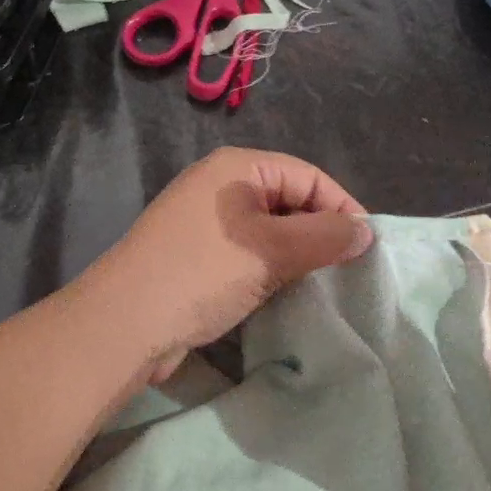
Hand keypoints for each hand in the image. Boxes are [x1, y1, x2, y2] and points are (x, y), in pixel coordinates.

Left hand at [81, 148, 369, 382]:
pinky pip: (248, 251)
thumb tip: (365, 231)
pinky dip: (270, 268)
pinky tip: (285, 293)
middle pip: (289, 198)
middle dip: (319, 231)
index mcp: (236, 166)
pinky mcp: (197, 254)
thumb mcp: (271, 252)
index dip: (341, 208)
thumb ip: (323, 237)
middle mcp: (220, 184)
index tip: (366, 248)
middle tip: (347, 270)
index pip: (308, 176)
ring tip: (322, 284)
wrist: (123, 324)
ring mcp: (205, 220)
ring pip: (270, 229)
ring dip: (296, 254)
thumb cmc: (201, 273)